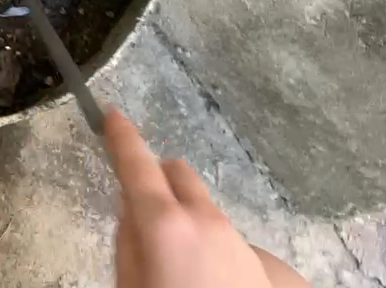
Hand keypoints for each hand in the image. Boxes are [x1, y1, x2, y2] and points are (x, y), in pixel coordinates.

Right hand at [104, 109, 306, 287]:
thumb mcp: (128, 286)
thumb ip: (128, 243)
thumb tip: (135, 216)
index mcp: (164, 223)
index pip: (135, 161)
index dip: (121, 135)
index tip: (112, 115)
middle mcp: (207, 221)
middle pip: (178, 173)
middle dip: (160, 179)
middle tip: (145, 210)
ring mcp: (244, 246)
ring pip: (208, 212)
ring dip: (191, 222)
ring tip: (183, 272)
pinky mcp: (273, 272)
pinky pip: (235, 246)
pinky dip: (220, 254)